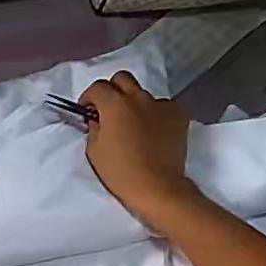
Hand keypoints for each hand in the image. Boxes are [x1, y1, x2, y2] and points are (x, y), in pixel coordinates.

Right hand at [79, 71, 199, 223]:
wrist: (156, 186)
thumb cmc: (119, 171)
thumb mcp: (94, 151)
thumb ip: (94, 128)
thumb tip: (97, 119)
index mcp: (115, 105)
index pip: (98, 87)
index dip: (89, 97)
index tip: (87, 110)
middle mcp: (138, 98)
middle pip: (122, 78)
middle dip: (112, 89)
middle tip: (107, 109)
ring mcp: (161, 104)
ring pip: (143, 94)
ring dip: (134, 104)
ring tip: (132, 125)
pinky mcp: (178, 115)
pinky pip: (163, 107)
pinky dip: (154, 114)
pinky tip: (152, 131)